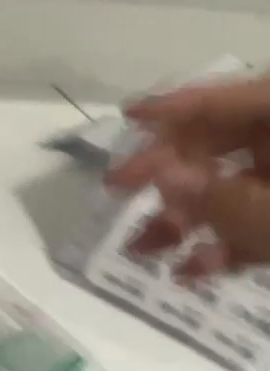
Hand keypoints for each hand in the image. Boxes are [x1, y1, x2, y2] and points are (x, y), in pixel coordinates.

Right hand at [108, 75, 269, 277]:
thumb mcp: (265, 212)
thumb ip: (212, 192)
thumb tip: (158, 172)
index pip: (231, 98)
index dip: (176, 106)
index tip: (126, 116)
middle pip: (222, 143)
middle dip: (167, 176)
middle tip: (116, 192)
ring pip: (235, 186)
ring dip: (184, 220)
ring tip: (142, 251)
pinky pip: (257, 218)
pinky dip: (223, 243)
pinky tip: (191, 272)